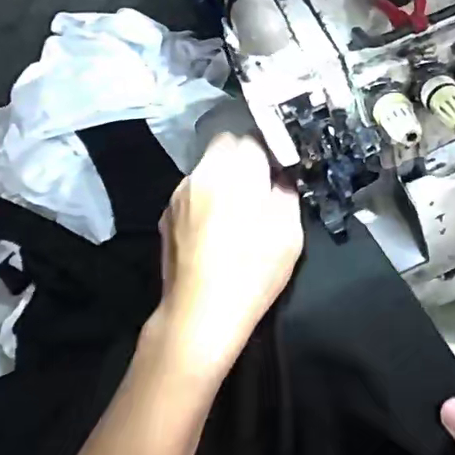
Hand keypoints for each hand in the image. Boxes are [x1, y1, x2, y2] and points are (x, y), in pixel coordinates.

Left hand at [147, 133, 303, 375]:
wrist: (199, 314)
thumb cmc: (252, 272)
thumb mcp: (289, 233)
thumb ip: (286, 193)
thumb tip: (279, 179)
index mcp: (235, 172)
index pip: (251, 139)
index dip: (265, 154)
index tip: (274, 174)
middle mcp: (202, 173)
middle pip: (224, 146)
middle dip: (241, 160)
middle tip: (256, 189)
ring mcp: (179, 194)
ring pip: (205, 169)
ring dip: (220, 180)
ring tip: (233, 214)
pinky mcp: (165, 215)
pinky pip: (190, 193)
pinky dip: (203, 201)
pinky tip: (212, 231)